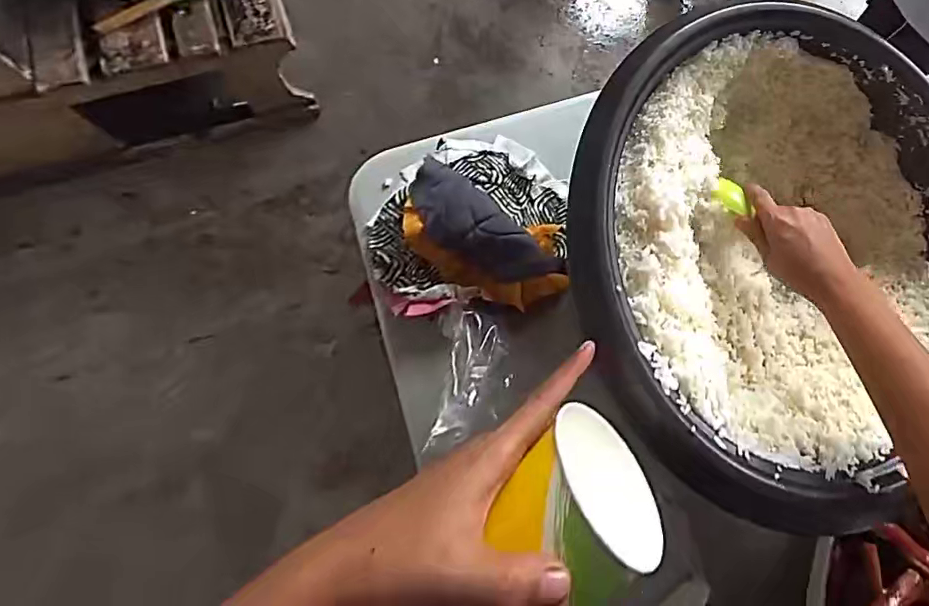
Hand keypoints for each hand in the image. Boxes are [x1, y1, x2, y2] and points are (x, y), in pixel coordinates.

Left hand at [226, 344, 595, 605]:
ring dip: (543, 451)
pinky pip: (500, 476)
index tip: (590, 346)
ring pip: (515, 452)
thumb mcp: (458, 572)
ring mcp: (461, 476)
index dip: (567, 375)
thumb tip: (568, 581)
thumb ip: (512, 578)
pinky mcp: (449, 498)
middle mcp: (479, 456)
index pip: (539, 404)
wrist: (330, 576)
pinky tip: (524, 510)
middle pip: (532, 425)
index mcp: (490, 455)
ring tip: (571, 466)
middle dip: (565, 419)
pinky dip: (522, 480)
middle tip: (599, 429)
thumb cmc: (397, 557)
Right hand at [736, 184, 859, 305]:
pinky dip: (803, 230)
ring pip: (791, 217)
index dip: (750, 193)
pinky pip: (805, 220)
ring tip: (796, 252)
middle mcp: (793, 211)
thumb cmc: (799, 274)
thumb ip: (754, 235)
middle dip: (772, 223)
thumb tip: (741, 219)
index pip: (758, 196)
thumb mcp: (769, 259)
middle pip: (775, 211)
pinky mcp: (822, 219)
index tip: (745, 193)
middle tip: (774, 245)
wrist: (834, 279)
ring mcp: (810, 213)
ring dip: (789, 227)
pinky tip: (809, 249)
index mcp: (775, 219)